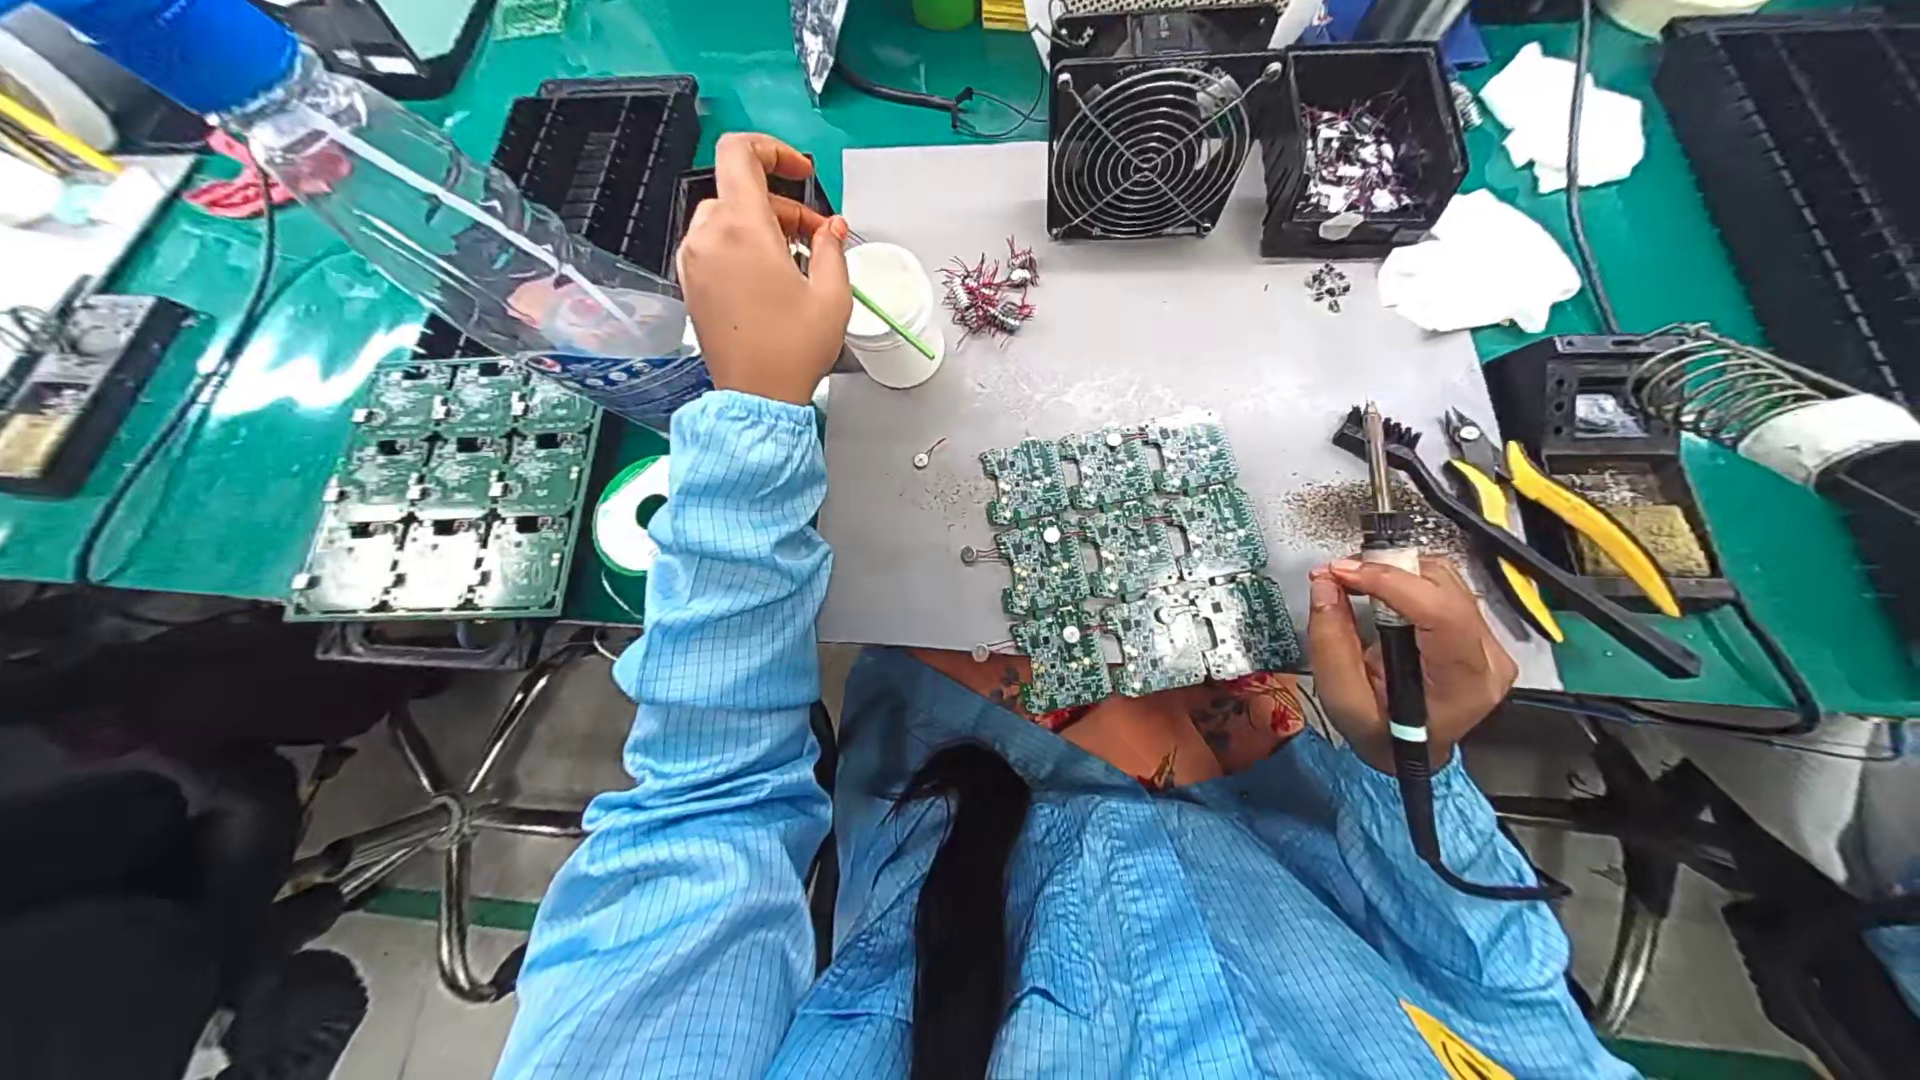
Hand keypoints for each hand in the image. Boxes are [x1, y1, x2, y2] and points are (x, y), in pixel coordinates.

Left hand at [675, 133, 852, 405]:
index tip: (799, 172)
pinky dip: (741, 247)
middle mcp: (707, 238)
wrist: (757, 397)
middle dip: (782, 207)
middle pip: (739, 192)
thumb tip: (832, 228)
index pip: (741, 153)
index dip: (774, 151)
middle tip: (815, 237)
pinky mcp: (691, 285)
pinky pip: (713, 246)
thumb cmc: (790, 352)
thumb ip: (833, 248)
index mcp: (741, 230)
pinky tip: (769, 277)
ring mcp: (694, 262)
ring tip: (794, 261)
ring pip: (724, 219)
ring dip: (761, 227)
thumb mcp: (832, 296)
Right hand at [1306, 556, 1517, 773]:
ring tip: (1350, 580)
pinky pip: (1441, 587)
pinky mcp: (1474, 629)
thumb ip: (1330, 642)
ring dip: (1391, 571)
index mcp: (1463, 683)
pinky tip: (1372, 588)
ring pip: (1443, 579)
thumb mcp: (1342, 698)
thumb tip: (1325, 587)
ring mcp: (1488, 642)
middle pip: (1444, 588)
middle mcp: (1489, 658)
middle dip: (1384, 571)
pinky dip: (1401, 578)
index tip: (1342, 573)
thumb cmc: (1378, 731)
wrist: (1405, 748)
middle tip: (1337, 574)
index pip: (1441, 614)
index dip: (1389, 583)